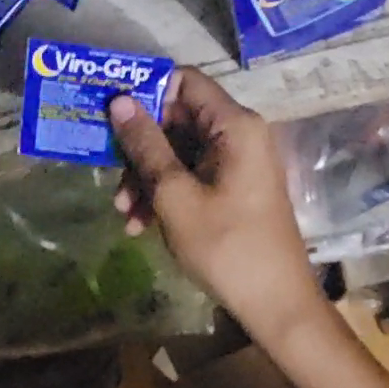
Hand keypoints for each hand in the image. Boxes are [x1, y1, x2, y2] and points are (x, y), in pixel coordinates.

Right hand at [109, 69, 328, 347]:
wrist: (276, 306)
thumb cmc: (226, 246)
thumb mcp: (175, 195)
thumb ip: (146, 145)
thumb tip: (120, 100)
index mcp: (234, 125)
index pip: (185, 81)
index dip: (148, 92)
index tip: (114, 115)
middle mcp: (240, 133)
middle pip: (178, 118)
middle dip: (141, 146)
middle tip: (112, 174)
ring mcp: (238, 162)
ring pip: (180, 150)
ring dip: (147, 176)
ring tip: (124, 212)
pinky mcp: (234, 187)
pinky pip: (192, 174)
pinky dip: (166, 192)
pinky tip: (140, 224)